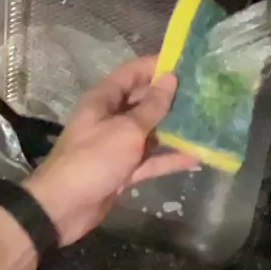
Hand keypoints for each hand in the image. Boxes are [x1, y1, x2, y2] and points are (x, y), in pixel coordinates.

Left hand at [22, 56, 197, 244]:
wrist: (63, 207)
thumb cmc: (93, 160)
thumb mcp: (125, 130)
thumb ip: (151, 107)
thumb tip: (170, 79)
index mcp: (104, 99)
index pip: (133, 72)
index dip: (157, 65)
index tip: (188, 62)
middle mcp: (110, 117)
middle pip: (144, 101)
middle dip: (171, 97)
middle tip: (205, 93)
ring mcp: (117, 145)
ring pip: (150, 132)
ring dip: (175, 129)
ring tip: (207, 121)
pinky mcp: (123, 169)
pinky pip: (150, 160)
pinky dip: (169, 159)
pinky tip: (196, 157)